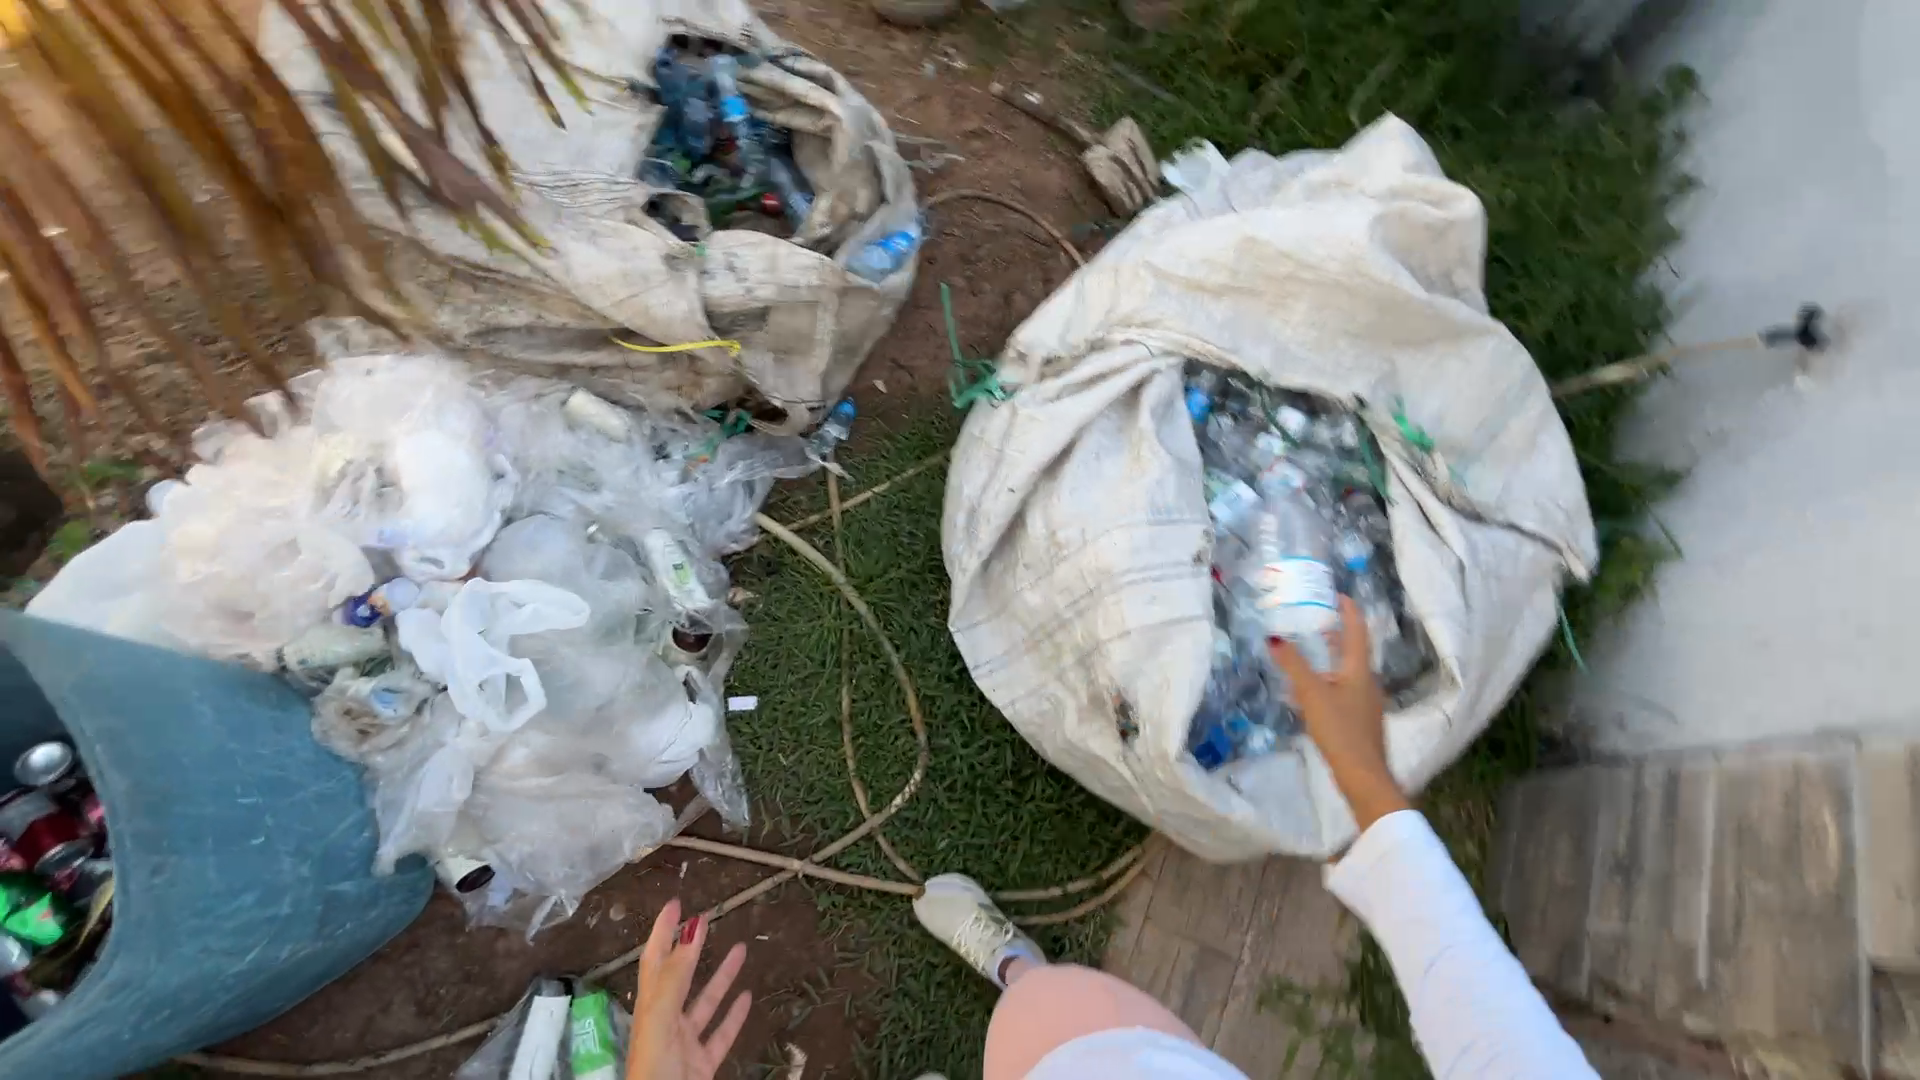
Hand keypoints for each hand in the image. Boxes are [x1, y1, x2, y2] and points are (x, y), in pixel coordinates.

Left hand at [626, 898, 751, 1079]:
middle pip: (680, 977)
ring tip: (741, 948)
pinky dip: (734, 1015)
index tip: (676, 904)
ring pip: (705, 1003)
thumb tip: (690, 931)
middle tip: (705, 917)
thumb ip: (675, 977)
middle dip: (690, 947)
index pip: (655, 961)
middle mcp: (666, 1023)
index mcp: (650, 1009)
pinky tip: (747, 997)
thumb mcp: (660, 1020)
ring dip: (721, 976)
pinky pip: (720, 1035)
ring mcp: (685, 1045)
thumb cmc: (655, 1069)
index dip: (663, 931)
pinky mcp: (703, 1064)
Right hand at [1269, 595, 1409, 831]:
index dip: (1348, 610)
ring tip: (1309, 648)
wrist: (1363, 775)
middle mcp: (1366, 681)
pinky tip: (1311, 689)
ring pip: (1347, 669)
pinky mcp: (1359, 719)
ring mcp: (1365, 702)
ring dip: (1330, 655)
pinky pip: (1343, 688)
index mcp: (1359, 670)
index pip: (1356, 630)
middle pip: (1353, 649)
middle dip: (1336, 631)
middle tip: (1314, 616)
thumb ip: (1292, 665)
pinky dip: (1328, 677)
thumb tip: (1274, 637)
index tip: (1336, 593)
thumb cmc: (1340, 729)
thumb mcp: (1311, 694)